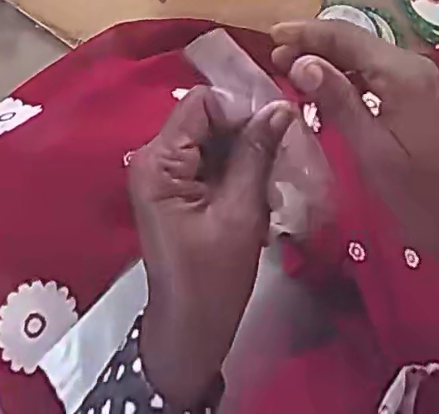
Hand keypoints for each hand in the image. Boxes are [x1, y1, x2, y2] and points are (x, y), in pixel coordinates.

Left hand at [132, 87, 294, 408]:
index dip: (241, 109)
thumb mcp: (241, 214)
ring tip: (271, 181)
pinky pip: (214, 156)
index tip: (275, 131)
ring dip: (248, 152)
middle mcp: (156, 156)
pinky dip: (240, 167)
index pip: (203, 102)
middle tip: (281, 156)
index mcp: (159, 161)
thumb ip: (257, 154)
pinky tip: (259, 192)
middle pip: (209, 116)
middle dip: (247, 132)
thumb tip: (281, 107)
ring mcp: (166, 171)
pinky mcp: (179, 185)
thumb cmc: (211, 281)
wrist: (190, 335)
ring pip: (216, 135)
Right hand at [269, 20, 438, 321]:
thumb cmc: (424, 197)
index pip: (344, 36)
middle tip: (274, 57)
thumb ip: (338, 101)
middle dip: (313, 43)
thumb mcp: (373, 152)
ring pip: (363, 56)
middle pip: (353, 40)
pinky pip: (374, 74)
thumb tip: (302, 61)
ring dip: (327, 59)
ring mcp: (417, 80)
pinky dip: (345, 76)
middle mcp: (410, 64)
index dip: (305, 32)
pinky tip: (325, 91)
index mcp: (400, 72)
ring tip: (291, 71)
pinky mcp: (418, 97)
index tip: (270, 36)